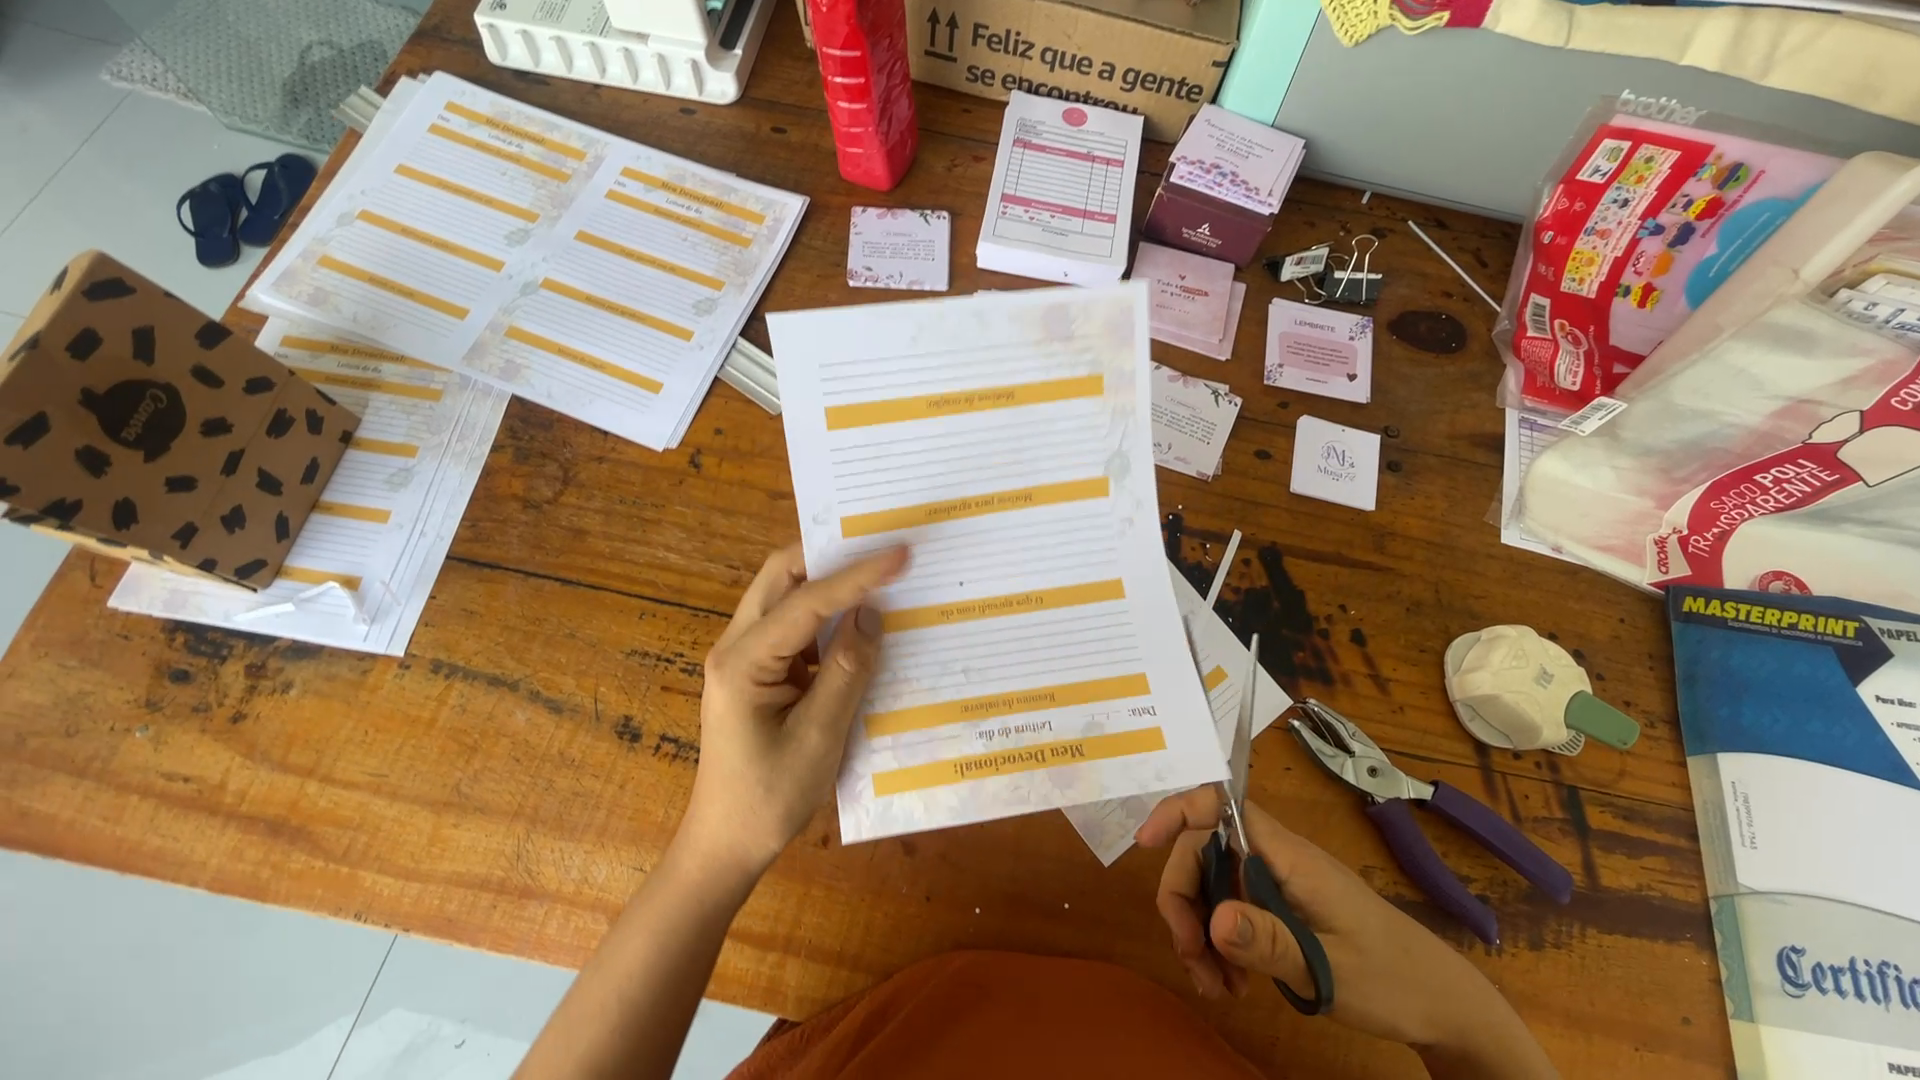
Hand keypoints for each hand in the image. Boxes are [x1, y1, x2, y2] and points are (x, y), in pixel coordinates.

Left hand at [682, 543, 909, 876]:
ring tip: (878, 577)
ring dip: (829, 585)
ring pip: (787, 598)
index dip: (857, 575)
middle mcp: (737, 647)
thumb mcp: (818, 737)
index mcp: (743, 661)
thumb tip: (872, 614)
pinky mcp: (760, 675)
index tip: (901, 552)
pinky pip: (795, 630)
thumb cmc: (768, 798)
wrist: (726, 843)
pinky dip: (827, 619)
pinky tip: (860, 625)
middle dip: (830, 556)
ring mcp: (745, 659)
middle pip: (782, 577)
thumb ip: (847, 671)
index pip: (807, 600)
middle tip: (880, 547)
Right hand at [1137, 789, 1555, 1077]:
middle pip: (1201, 853)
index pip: (1221, 806)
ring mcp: (1275, 883)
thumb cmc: (1393, 979)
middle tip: (1193, 960)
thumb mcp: (1330, 969)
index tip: (1145, 843)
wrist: (1441, 1002)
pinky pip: (1229, 910)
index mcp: (1288, 857)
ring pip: (1210, 886)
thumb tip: (1210, 919)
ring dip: (1199, 932)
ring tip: (1216, 986)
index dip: (1178, 812)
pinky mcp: (1277, 907)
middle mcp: (1274, 859)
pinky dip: (1218, 943)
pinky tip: (1230, 982)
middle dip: (1183, 902)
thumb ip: (1270, 942)